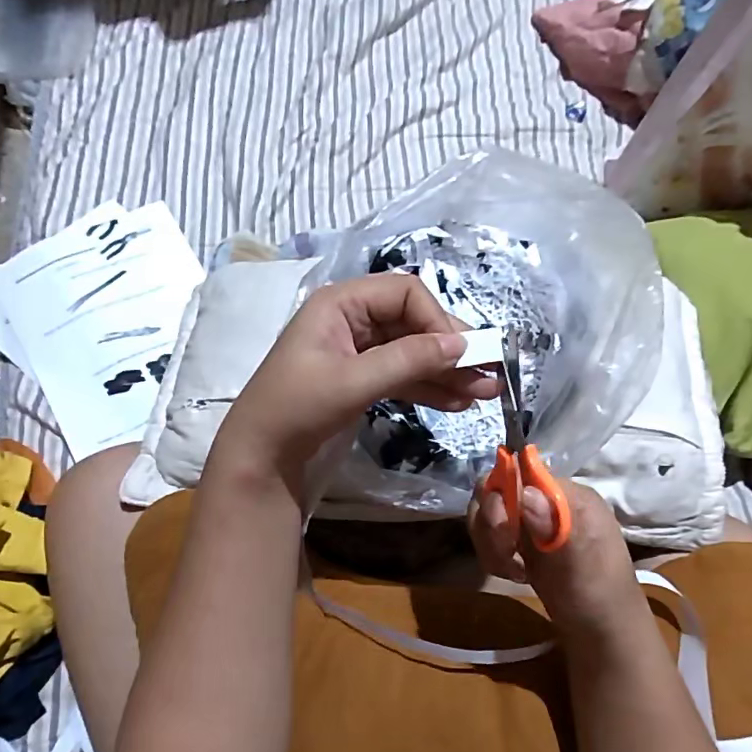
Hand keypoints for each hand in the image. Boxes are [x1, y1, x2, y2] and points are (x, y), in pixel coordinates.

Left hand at [215, 273, 501, 473]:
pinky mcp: (359, 383)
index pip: (405, 294)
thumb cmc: (297, 408)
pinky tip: (457, 402)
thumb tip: (462, 343)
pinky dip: (428, 388)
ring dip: (446, 372)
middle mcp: (350, 321)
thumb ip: (408, 360)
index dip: (438, 319)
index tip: (463, 353)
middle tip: (491, 374)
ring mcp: (356, 353)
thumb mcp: (352, 381)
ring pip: (411, 353)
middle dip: (450, 348)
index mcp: (340, 304)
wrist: (260, 458)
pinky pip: (401, 377)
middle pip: (413, 323)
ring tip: (485, 393)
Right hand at [468, 478, 647, 637]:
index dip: (502, 498)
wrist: (601, 630)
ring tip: (510, 569)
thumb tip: (526, 493)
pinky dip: (490, 553)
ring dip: (488, 542)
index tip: (506, 536)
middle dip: (490, 524)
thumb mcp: (582, 563)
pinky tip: (512, 573)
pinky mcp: (520, 538)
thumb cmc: (599, 596)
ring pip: (486, 512)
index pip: (519, 474)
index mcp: (569, 495)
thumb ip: (556, 526)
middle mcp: (547, 500)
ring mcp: (532, 519)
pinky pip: (488, 533)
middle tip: (506, 555)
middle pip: (495, 489)